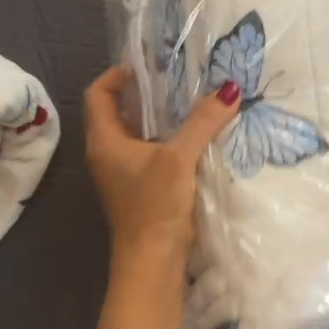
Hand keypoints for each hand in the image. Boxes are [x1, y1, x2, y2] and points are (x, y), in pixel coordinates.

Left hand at [83, 67, 240, 267]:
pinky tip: (198, 133)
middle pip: (120, 110)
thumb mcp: (179, 158)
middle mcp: (108, 153)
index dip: (118, 74)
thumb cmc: (154, 206)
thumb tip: (230, 89)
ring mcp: (124, 172)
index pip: (99, 93)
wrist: (152, 263)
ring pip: (140, 131)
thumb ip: (203, 121)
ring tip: (193, 98)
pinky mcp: (142, 186)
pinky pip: (153, 150)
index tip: (149, 64)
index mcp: (104, 141)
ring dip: (162, 115)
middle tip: (179, 76)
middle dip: (147, 91)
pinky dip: (170, 137)